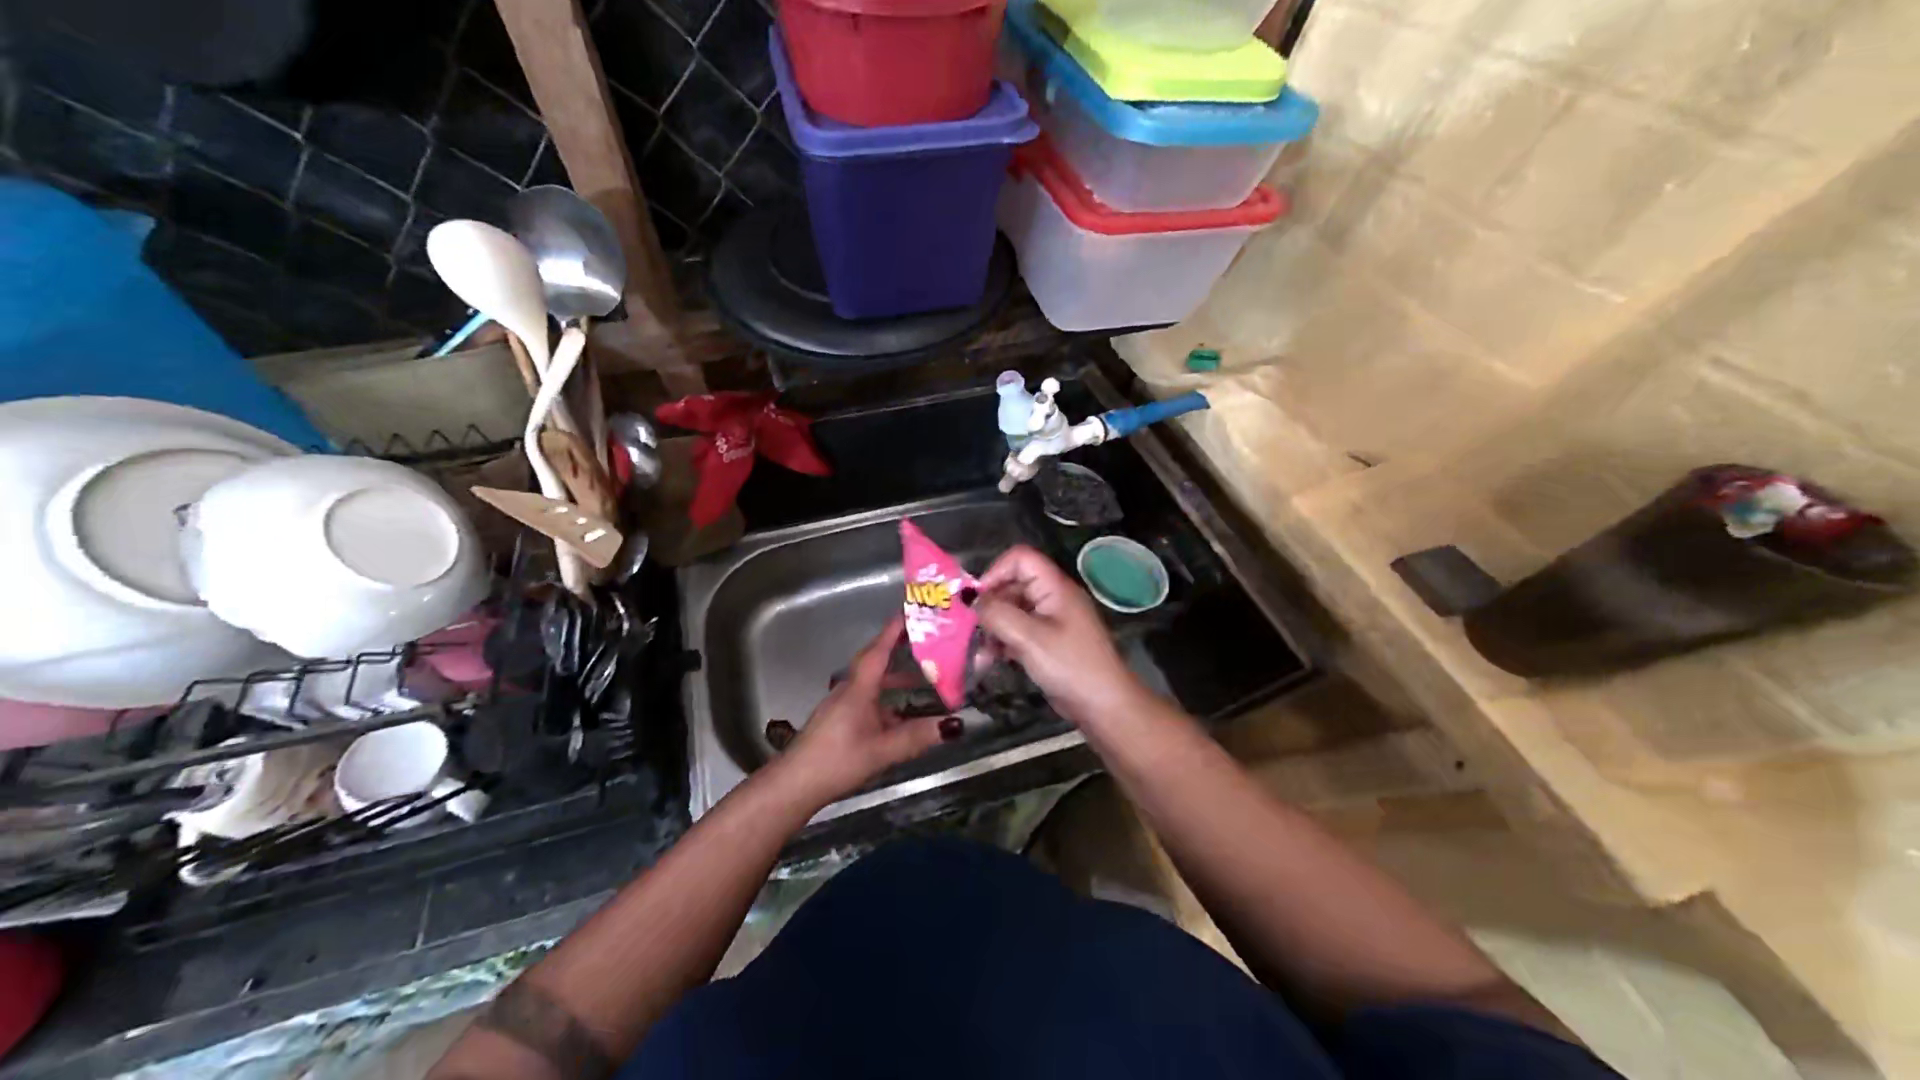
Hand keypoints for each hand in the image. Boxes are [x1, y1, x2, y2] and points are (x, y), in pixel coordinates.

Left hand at [775, 617, 952, 806]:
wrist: (795, 783)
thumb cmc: (837, 761)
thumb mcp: (882, 750)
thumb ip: (917, 736)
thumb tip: (955, 724)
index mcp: (858, 689)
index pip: (879, 651)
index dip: (894, 630)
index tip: (911, 611)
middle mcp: (850, 690)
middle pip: (876, 662)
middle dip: (900, 649)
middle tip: (927, 640)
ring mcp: (843, 705)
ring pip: (874, 682)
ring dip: (897, 677)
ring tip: (926, 678)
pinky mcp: (841, 720)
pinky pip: (870, 699)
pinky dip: (890, 698)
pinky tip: (905, 713)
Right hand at [974, 546, 1150, 727]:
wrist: (1103, 705)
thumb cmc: (1070, 665)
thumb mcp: (1029, 638)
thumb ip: (998, 615)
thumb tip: (973, 603)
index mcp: (1055, 587)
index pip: (1021, 559)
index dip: (996, 572)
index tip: (977, 599)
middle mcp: (1053, 598)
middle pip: (1013, 585)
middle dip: (989, 605)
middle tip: (969, 628)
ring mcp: (1051, 621)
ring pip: (1013, 611)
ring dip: (992, 627)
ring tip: (977, 651)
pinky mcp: (1048, 643)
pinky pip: (1018, 632)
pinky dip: (1002, 642)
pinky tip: (989, 660)